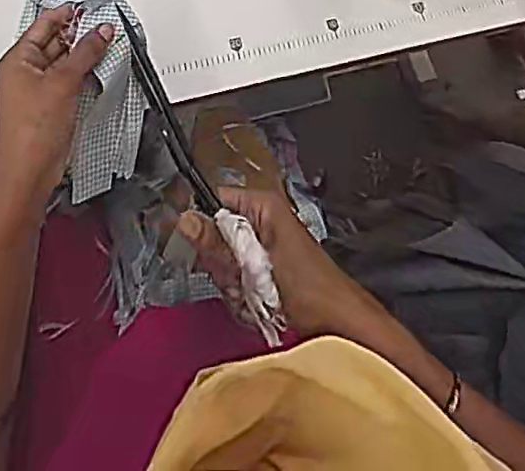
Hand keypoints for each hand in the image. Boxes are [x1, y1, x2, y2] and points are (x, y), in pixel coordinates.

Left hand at [0, 5, 113, 201]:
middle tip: (102, 27)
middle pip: (54, 42)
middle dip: (78, 34)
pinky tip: (97, 69)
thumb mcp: (63, 82)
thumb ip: (85, 53)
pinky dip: (83, 73)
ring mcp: (37, 91)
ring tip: (105, 45)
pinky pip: (68, 80)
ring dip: (83, 55)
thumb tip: (100, 32)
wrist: (29, 172)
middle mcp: (23, 73)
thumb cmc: (29, 134)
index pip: (42, 25)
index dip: (65, 14)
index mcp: (16, 61)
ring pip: (63, 62)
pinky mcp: (49, 106)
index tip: (86, 9)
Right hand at [178, 187, 390, 341]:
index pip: (212, 199)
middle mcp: (259, 221)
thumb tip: (185, 220)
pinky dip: (240, 298)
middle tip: (238, 279)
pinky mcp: (261, 273)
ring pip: (221, 263)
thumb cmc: (310, 288)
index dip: (197, 221)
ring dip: (231, 286)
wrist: (340, 325)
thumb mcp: (258, 264)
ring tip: (252, 297)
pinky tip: (256, 307)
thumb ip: (219, 243)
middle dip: (220, 265)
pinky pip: (233, 282)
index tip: (193, 246)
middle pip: (213, 235)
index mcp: (261, 205)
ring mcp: (259, 248)